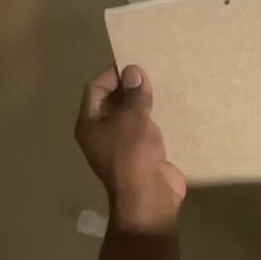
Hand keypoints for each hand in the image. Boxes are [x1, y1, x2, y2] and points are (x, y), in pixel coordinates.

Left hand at [75, 65, 185, 235]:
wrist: (149, 196)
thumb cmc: (132, 153)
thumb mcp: (132, 118)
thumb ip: (134, 93)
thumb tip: (133, 70)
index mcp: (89, 124)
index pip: (95, 89)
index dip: (112, 74)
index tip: (134, 63)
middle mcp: (101, 133)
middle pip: (113, 101)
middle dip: (130, 86)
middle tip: (151, 70)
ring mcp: (122, 145)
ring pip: (130, 115)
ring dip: (144, 102)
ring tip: (163, 84)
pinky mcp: (141, 153)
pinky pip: (145, 129)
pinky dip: (155, 118)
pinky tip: (171, 107)